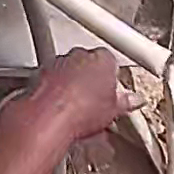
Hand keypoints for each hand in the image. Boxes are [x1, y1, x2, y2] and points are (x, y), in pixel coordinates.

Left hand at [0, 48, 140, 156]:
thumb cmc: (80, 109)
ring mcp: (59, 62)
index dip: (112, 80)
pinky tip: (60, 109)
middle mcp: (80, 55)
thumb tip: (133, 100)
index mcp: (103, 58)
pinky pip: (52, 79)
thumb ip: (125, 102)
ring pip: (70, 71)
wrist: (48, 118)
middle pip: (90, 64)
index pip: (112, 63)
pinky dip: (56, 90)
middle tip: (96, 102)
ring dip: (73, 84)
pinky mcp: (40, 73)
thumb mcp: (113, 111)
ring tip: (77, 109)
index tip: (112, 93)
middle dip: (92, 80)